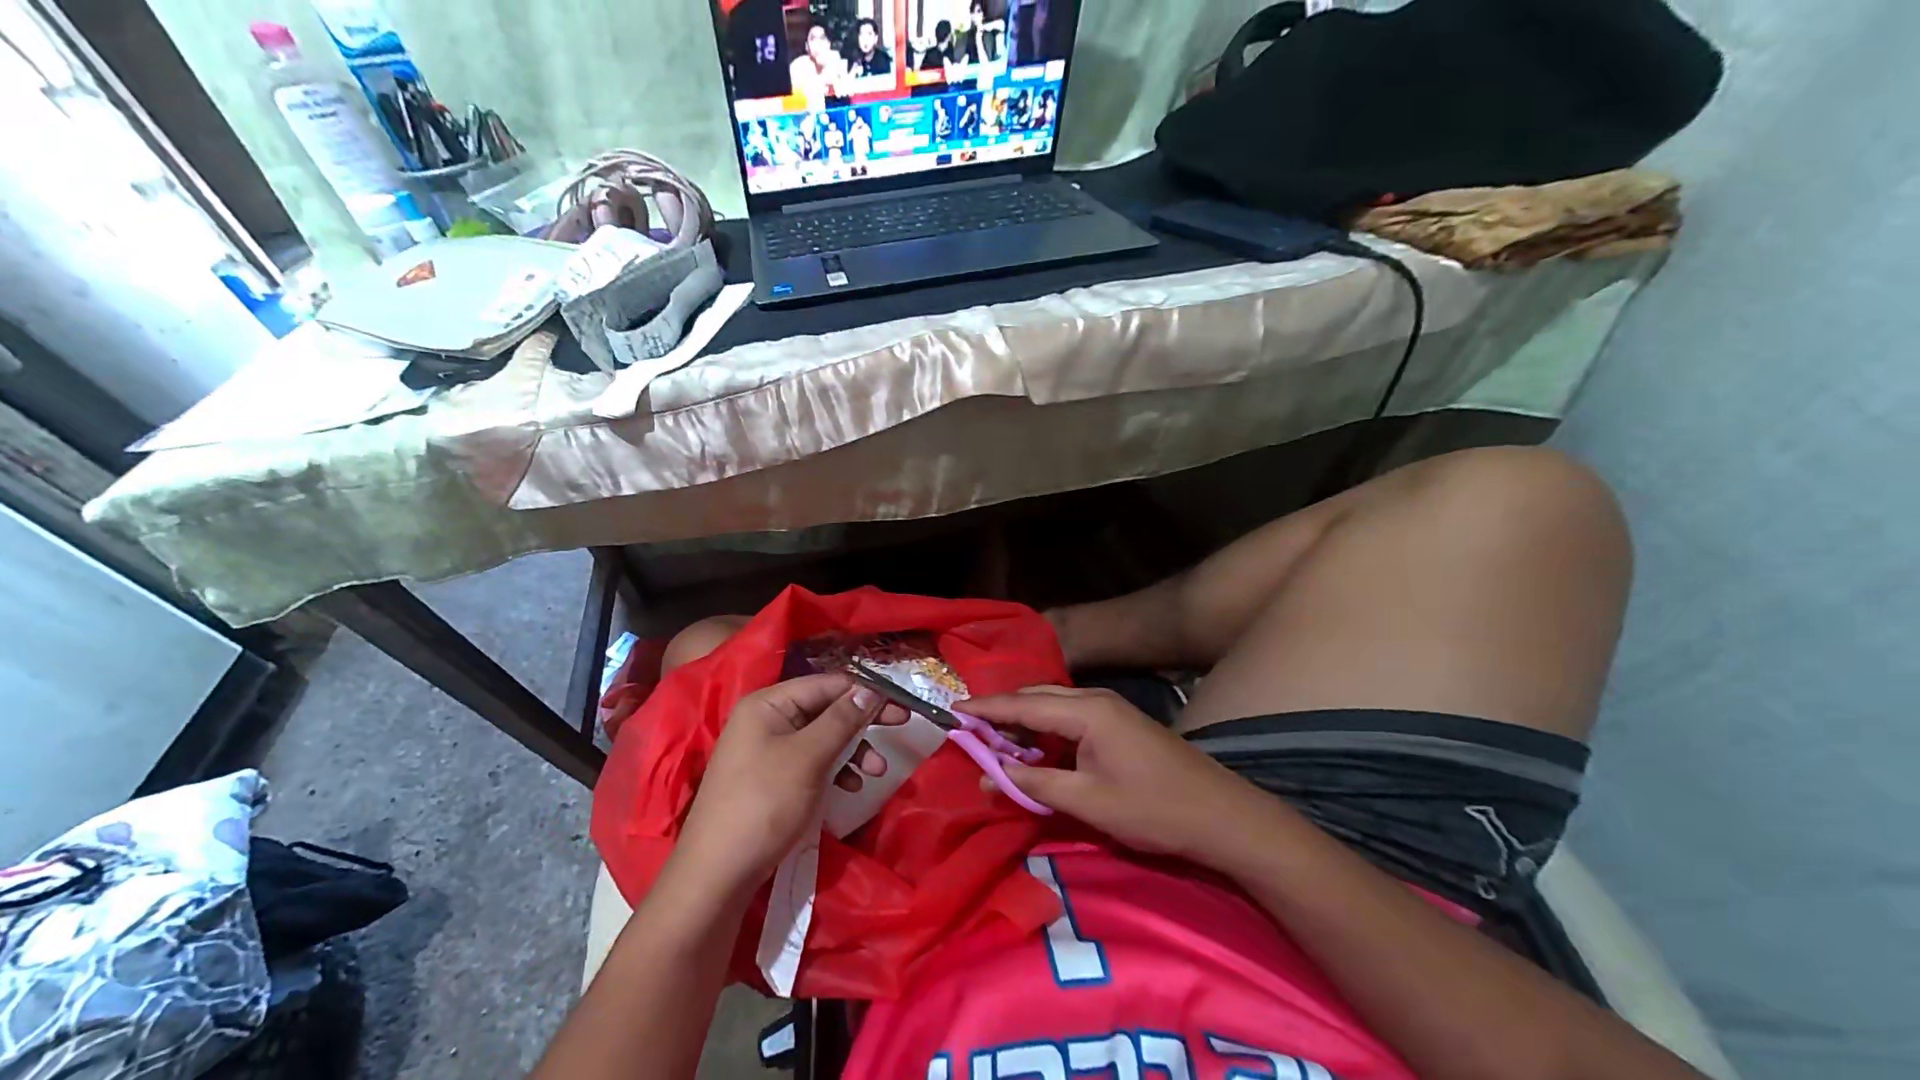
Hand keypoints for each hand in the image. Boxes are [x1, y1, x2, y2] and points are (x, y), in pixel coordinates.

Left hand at [676, 674, 906, 891]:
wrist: (718, 872)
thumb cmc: (764, 803)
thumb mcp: (808, 757)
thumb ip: (842, 720)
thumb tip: (870, 690)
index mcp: (768, 704)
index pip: (826, 684)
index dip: (864, 691)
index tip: (900, 704)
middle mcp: (766, 719)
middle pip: (825, 709)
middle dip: (862, 721)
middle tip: (901, 726)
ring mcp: (767, 750)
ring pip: (822, 738)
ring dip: (852, 749)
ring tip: (875, 771)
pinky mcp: (773, 779)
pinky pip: (812, 762)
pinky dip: (835, 769)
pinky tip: (851, 786)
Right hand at [959, 686, 1263, 860]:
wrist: (1222, 815)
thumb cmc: (1153, 809)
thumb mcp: (1087, 801)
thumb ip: (1034, 784)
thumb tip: (987, 775)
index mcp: (1086, 711)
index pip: (1022, 704)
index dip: (985, 709)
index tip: (951, 712)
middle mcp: (1096, 699)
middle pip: (1036, 696)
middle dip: (1001, 712)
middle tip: (968, 730)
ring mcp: (1112, 708)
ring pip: (1053, 705)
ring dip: (1023, 721)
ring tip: (994, 741)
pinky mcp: (1120, 723)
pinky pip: (1070, 716)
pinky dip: (1045, 729)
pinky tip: (1035, 749)